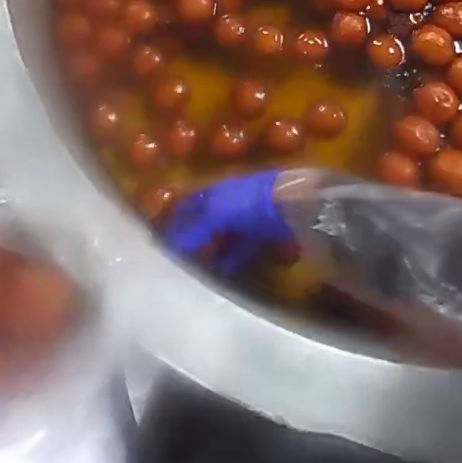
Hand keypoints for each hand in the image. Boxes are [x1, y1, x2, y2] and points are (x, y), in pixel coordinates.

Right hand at [163, 170, 295, 274]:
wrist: (298, 205)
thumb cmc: (251, 202)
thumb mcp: (216, 212)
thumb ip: (194, 229)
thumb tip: (172, 247)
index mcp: (219, 189)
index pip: (192, 203)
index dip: (178, 219)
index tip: (163, 238)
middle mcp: (235, 200)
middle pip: (210, 221)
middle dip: (195, 238)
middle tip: (179, 260)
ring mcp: (254, 218)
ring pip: (228, 236)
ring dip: (214, 251)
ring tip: (199, 271)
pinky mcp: (270, 235)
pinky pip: (246, 248)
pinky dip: (234, 259)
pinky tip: (226, 273)